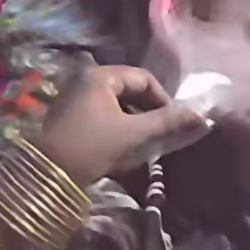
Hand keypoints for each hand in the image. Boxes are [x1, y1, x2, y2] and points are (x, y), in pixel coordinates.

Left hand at [35, 60, 208, 185]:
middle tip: (160, 136)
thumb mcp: (133, 134)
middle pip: (129, 90)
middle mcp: (85, 80)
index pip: (144, 78)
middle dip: (148, 112)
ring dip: (134, 122)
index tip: (173, 125)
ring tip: (144, 144)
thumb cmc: (91, 147)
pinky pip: (102, 115)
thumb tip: (203, 118)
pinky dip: (117, 128)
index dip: (163, 100)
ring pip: (116, 105)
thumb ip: (167, 124)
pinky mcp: (69, 117)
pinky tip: (122, 148)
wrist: (46, 173)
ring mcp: (74, 98)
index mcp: (99, 75)